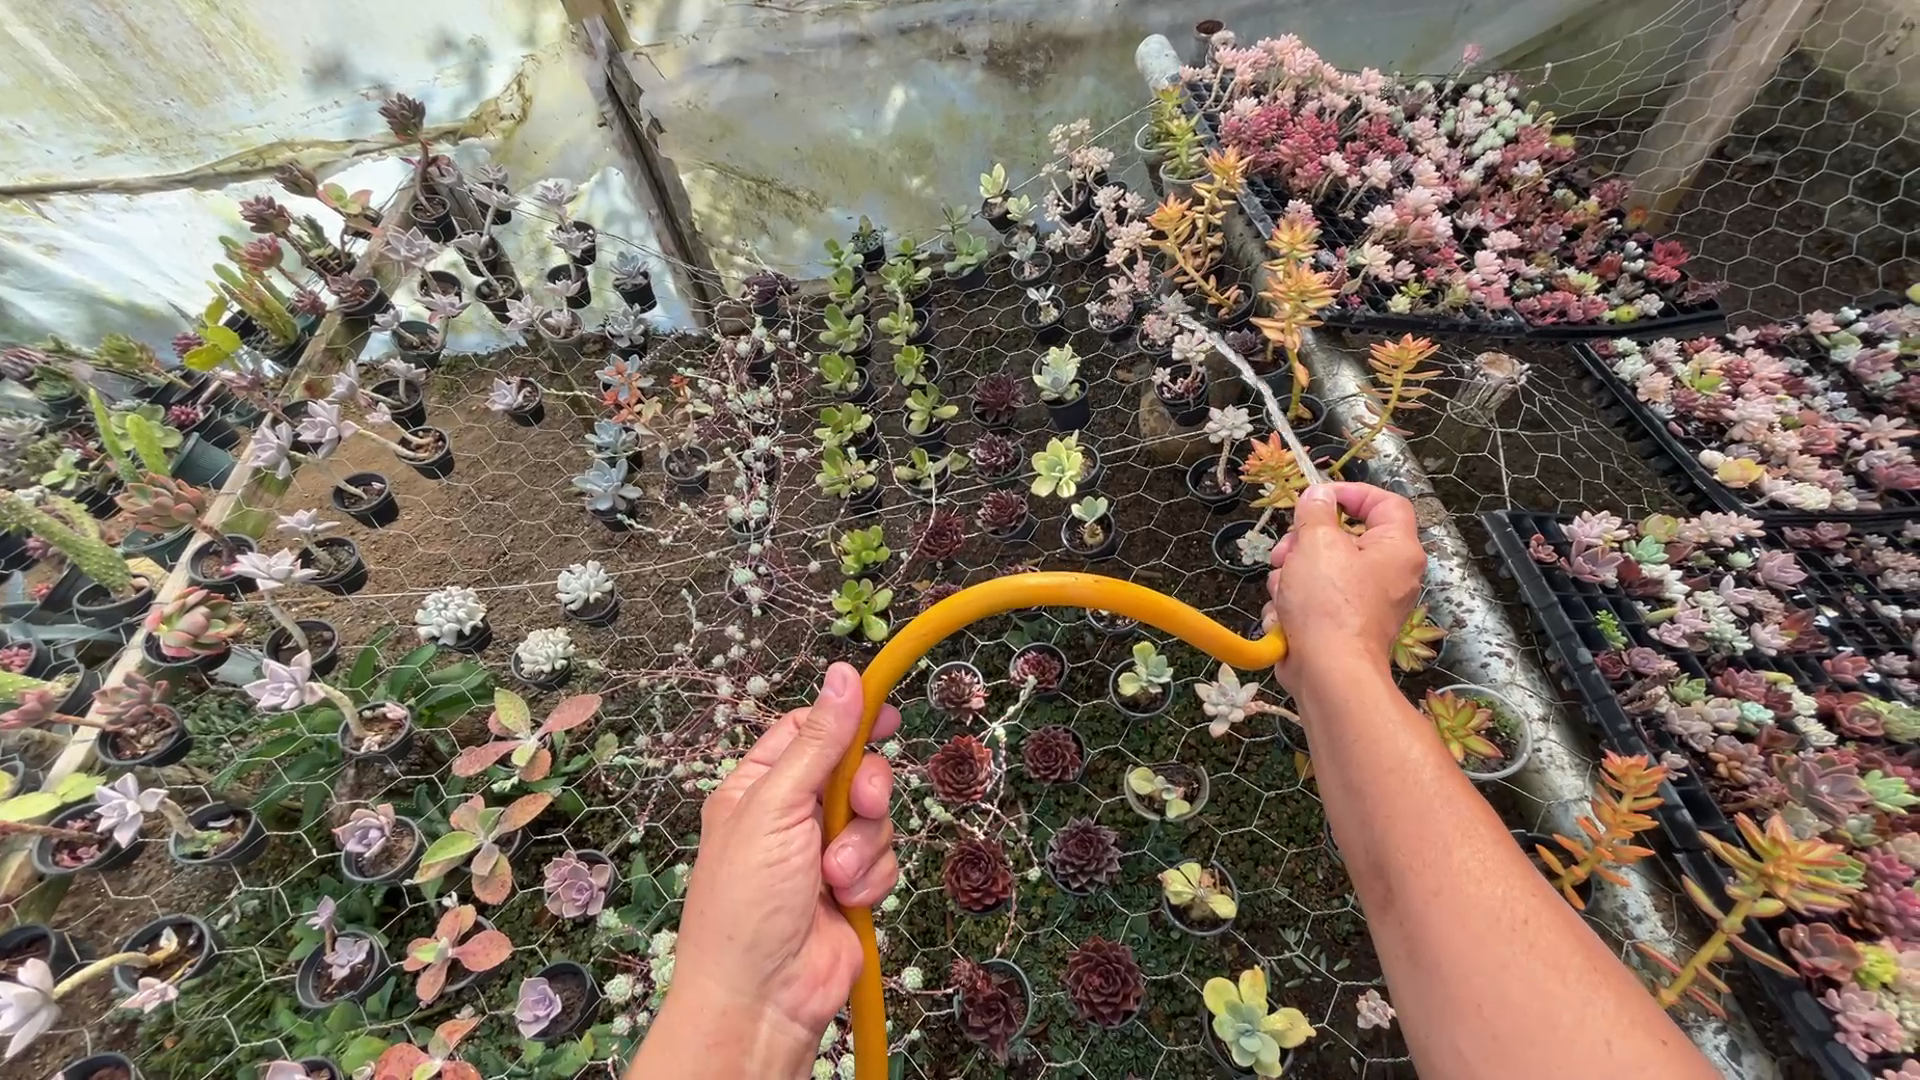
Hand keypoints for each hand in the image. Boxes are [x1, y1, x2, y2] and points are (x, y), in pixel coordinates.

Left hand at [668, 663, 899, 1063]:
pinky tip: (848, 899)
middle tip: (857, 803)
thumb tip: (844, 673)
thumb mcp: (777, 807)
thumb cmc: (747, 900)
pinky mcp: (854, 882)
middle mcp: (794, 811)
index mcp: (760, 785)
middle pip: (854, 767)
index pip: (809, 729)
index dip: (847, 718)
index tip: (886, 712)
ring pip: (875, 813)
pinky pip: (884, 855)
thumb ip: (819, 741)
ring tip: (835, 876)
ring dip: (862, 843)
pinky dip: (871, 876)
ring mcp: (826, 848)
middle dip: (864, 787)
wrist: (763, 1000)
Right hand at [1263, 482, 1424, 696]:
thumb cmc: (1328, 603)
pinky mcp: (1341, 625)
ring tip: (1282, 589)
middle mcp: (1389, 574)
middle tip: (1285, 551)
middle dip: (1304, 542)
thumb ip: (1315, 512)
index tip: (1315, 497)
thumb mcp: (1316, 543)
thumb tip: (1317, 496)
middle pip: (1343, 538)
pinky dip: (1294, 603)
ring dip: (1292, 575)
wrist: (1328, 671)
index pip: (1385, 502)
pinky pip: (1314, 599)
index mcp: (1397, 549)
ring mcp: (1365, 602)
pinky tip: (1285, 614)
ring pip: (1320, 569)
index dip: (1350, 492)